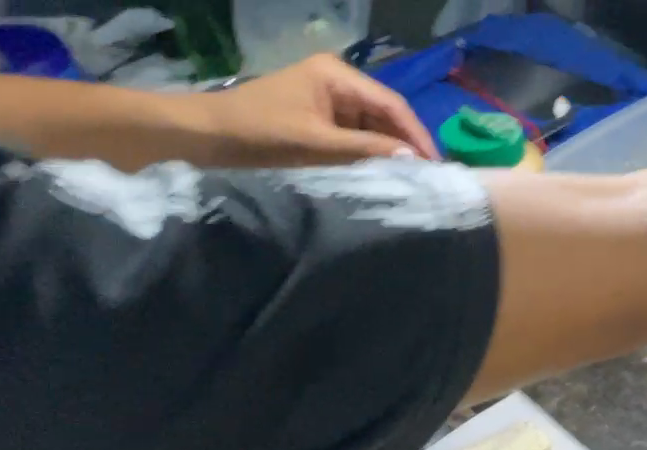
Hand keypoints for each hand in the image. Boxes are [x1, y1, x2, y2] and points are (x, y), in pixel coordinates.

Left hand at [193, 54, 438, 166]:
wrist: (210, 135)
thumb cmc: (261, 133)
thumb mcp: (318, 144)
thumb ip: (367, 149)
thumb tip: (413, 159)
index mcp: (337, 74)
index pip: (392, 104)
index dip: (417, 136)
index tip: (435, 167)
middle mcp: (338, 79)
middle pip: (388, 113)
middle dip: (408, 143)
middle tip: (428, 177)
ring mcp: (331, 97)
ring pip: (377, 125)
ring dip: (393, 150)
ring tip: (412, 178)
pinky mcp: (325, 115)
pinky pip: (361, 133)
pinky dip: (375, 152)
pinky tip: (387, 171)